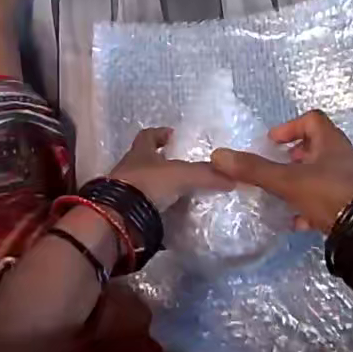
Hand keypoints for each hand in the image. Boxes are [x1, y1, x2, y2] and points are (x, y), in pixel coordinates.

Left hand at [107, 127, 233, 211]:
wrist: (120, 217)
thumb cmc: (148, 184)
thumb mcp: (182, 175)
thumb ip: (206, 175)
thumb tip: (232, 178)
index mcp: (139, 152)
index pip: (148, 136)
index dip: (161, 133)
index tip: (173, 135)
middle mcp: (128, 168)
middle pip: (145, 161)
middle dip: (161, 163)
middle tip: (182, 169)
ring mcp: (123, 191)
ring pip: (143, 185)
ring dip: (158, 188)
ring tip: (179, 195)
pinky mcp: (124, 212)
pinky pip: (142, 207)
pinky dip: (154, 210)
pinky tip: (169, 215)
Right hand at [210, 110, 352, 233]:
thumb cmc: (328, 194)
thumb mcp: (286, 180)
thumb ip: (253, 169)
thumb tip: (217, 155)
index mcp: (330, 143)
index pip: (312, 120)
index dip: (290, 127)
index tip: (271, 142)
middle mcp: (342, 158)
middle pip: (317, 147)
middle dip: (295, 155)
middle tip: (277, 165)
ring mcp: (348, 182)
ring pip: (322, 174)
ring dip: (302, 180)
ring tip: (283, 191)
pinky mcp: (350, 205)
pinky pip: (327, 200)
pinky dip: (310, 206)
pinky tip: (296, 221)